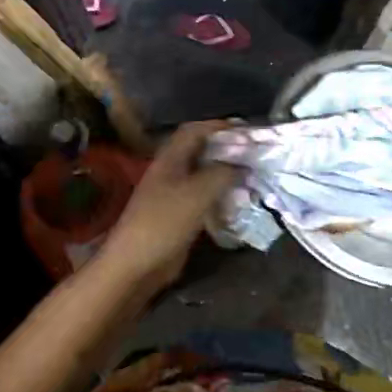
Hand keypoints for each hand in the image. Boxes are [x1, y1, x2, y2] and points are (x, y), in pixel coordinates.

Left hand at [99, 121, 240, 289]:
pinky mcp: (178, 216)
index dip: (219, 126)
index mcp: (170, 159)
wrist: (137, 265)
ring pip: (203, 176)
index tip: (247, 130)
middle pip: (200, 152)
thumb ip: (222, 173)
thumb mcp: (198, 193)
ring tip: (252, 175)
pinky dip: (220, 196)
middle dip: (226, 149)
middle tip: (254, 153)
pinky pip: (203, 198)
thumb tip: (243, 164)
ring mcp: (173, 195)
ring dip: (225, 174)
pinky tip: (238, 202)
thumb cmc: (164, 222)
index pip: (194, 131)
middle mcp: (170, 172)